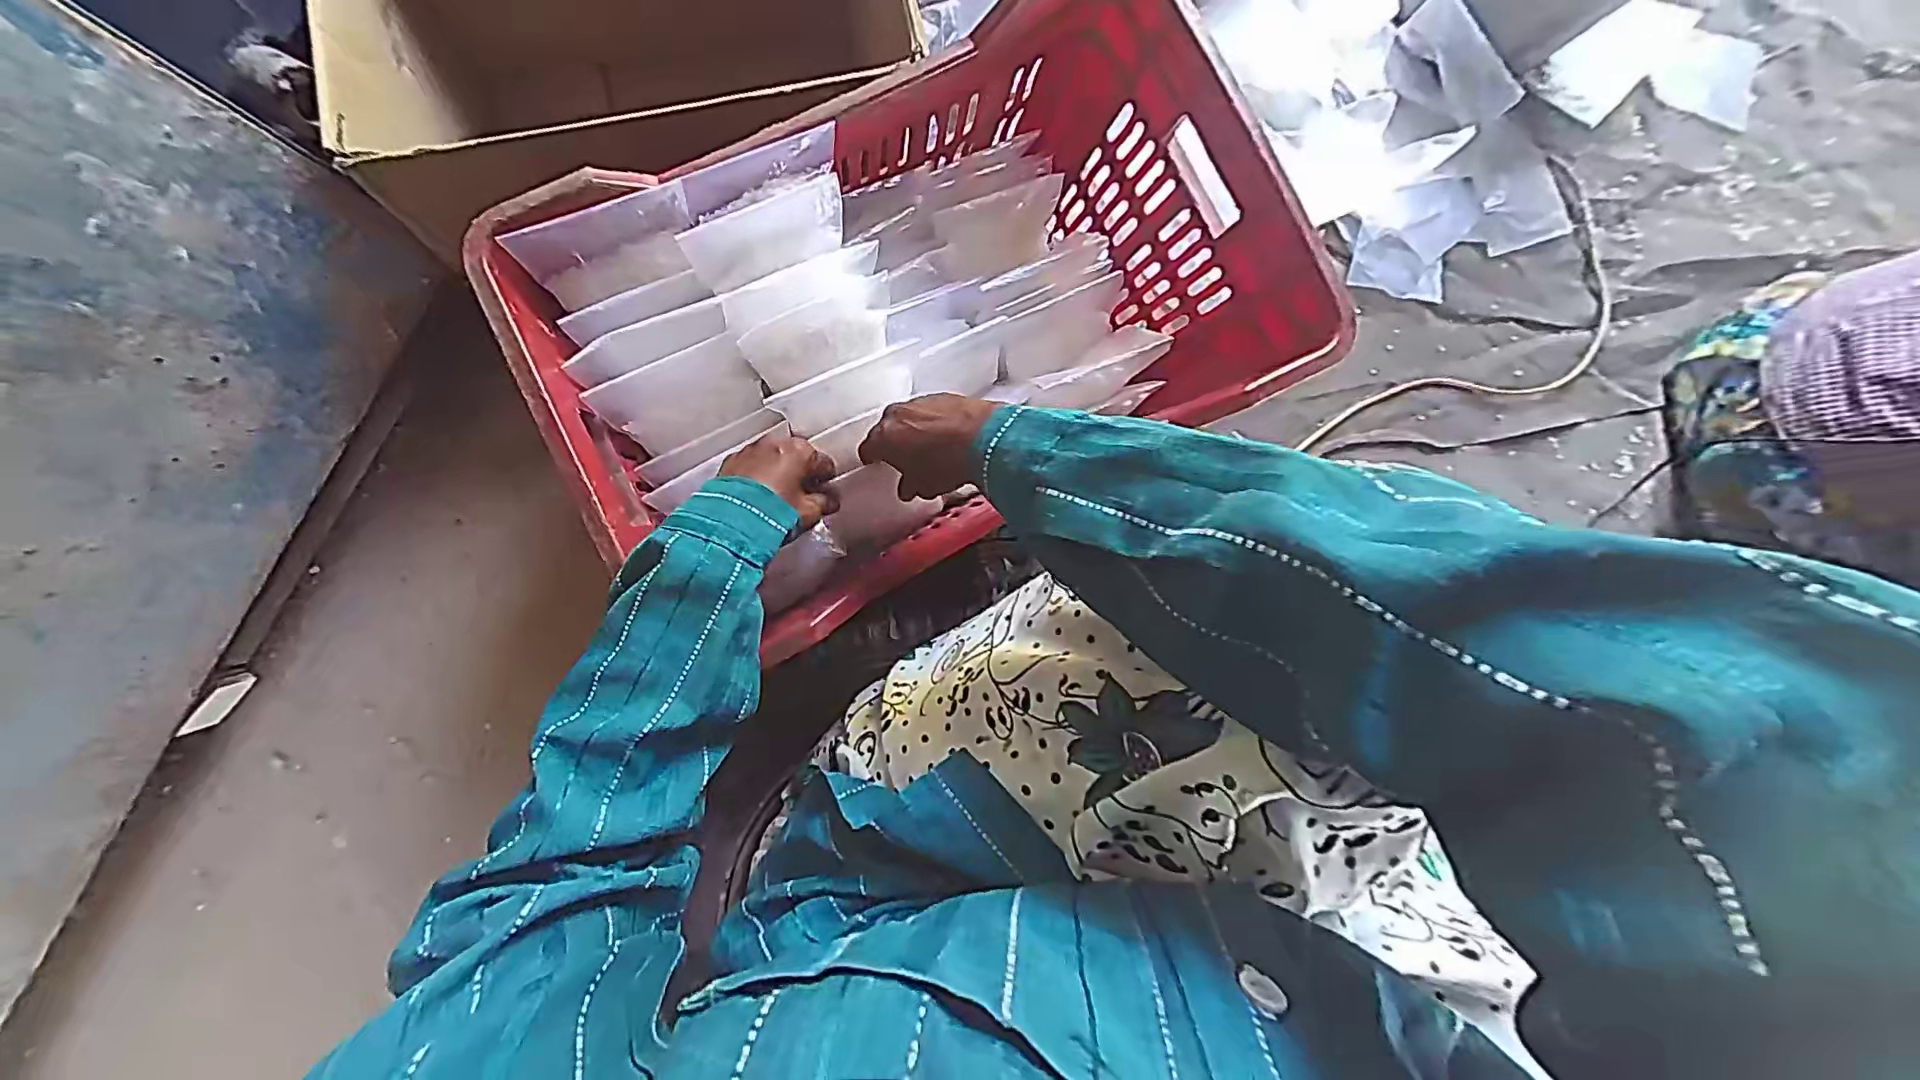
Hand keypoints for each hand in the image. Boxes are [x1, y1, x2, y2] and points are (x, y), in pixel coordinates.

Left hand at [718, 432, 839, 530]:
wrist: (733, 521)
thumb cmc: (773, 513)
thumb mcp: (809, 512)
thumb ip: (823, 503)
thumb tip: (827, 501)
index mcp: (800, 451)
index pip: (823, 463)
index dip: (826, 479)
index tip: (824, 491)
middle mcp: (775, 444)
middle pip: (795, 456)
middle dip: (799, 473)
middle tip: (801, 495)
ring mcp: (751, 451)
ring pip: (771, 458)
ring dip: (776, 472)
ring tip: (777, 496)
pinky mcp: (731, 462)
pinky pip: (750, 466)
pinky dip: (755, 476)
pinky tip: (757, 495)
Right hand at [857, 394, 999, 499]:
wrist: (985, 438)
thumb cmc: (949, 460)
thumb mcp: (924, 485)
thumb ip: (910, 485)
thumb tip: (910, 486)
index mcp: (883, 436)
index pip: (868, 449)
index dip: (873, 458)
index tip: (876, 462)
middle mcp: (897, 414)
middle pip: (888, 429)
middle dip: (895, 444)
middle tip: (905, 460)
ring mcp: (920, 402)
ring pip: (909, 418)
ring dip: (915, 431)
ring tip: (930, 450)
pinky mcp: (943, 397)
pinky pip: (931, 412)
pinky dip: (935, 422)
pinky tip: (947, 437)